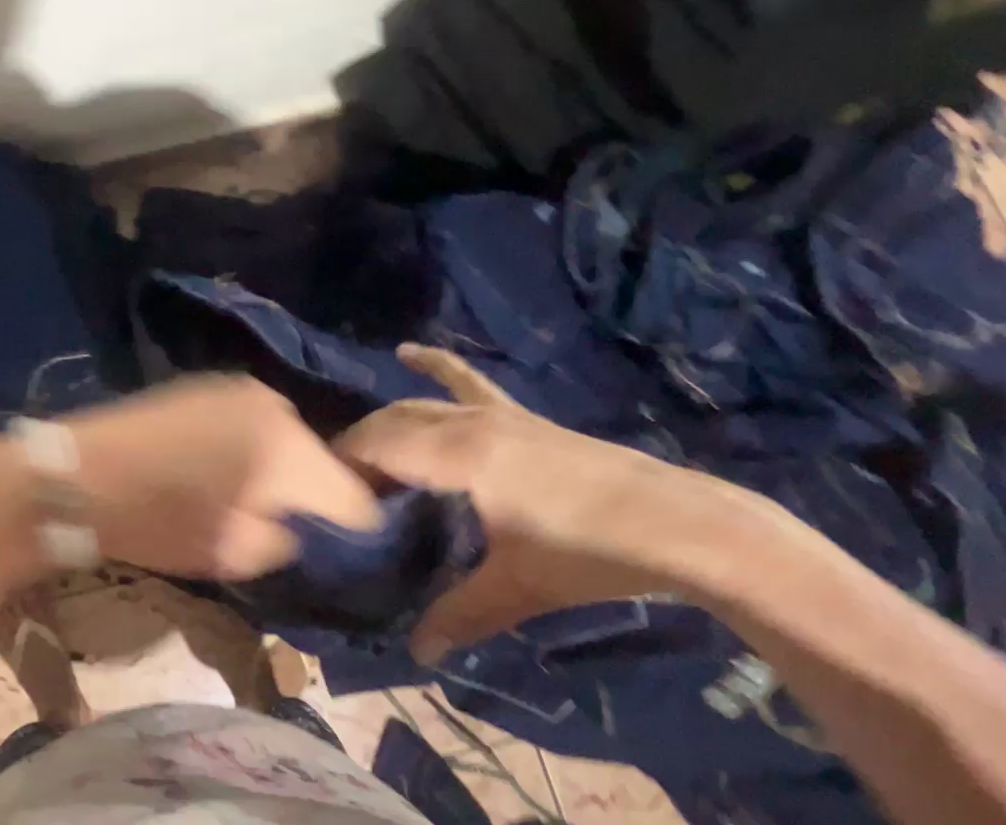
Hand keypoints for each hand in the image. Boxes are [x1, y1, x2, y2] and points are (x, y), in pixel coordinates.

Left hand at [60, 375, 384, 579]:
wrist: (75, 475)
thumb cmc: (154, 520)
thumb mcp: (230, 553)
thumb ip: (282, 540)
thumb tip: (295, 527)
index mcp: (288, 446)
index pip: (352, 495)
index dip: (356, 530)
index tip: (347, 554)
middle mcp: (272, 405)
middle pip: (320, 460)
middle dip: (314, 495)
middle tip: (294, 530)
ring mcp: (237, 389)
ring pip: (286, 438)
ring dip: (282, 469)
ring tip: (257, 501)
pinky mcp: (206, 386)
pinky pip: (252, 422)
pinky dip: (252, 447)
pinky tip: (227, 471)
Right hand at [335, 345, 774, 663]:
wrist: (680, 526)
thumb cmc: (591, 555)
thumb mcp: (518, 588)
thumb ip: (459, 614)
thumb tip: (415, 654)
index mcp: (458, 455)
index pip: (376, 445)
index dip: (342, 465)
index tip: (325, 500)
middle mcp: (468, 423)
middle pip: (389, 421)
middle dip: (357, 449)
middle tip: (342, 492)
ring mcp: (497, 414)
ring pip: (418, 405)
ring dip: (385, 424)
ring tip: (364, 457)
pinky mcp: (521, 417)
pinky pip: (465, 382)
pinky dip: (435, 366)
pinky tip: (408, 352)